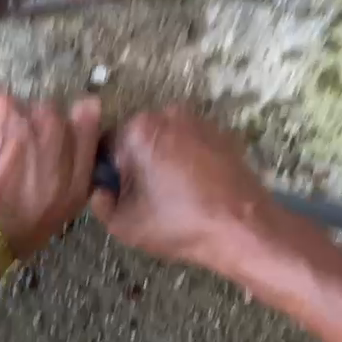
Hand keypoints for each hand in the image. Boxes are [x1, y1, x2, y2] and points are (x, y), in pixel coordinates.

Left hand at [0, 94, 101, 256]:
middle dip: (10, 137)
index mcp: (45, 118)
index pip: (48, 115)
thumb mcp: (73, 191)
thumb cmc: (24, 220)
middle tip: (5, 173)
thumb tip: (89, 104)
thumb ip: (84, 141)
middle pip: (13, 113)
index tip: (35, 164)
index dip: (42, 140)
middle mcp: (7, 106)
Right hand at [89, 106, 301, 273]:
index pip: (105, 146)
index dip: (108, 174)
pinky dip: (188, 161)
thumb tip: (100, 189)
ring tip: (174, 195)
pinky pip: (191, 144)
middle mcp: (168, 114)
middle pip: (137, 140)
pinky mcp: (223, 133)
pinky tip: (196, 189)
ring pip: (165, 141)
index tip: (121, 195)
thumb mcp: (123, 224)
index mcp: (138, 129)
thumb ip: (99, 202)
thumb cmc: (178, 224)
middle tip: (148, 198)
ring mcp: (199, 121)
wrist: (242, 228)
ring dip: (163, 161)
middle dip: (137, 164)